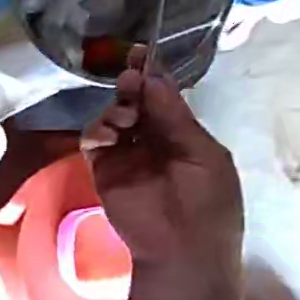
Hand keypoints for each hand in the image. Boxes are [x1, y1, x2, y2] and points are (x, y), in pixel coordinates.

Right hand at [81, 49, 242, 274]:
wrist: (179, 246)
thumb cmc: (205, 201)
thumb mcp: (200, 152)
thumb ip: (173, 116)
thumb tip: (150, 77)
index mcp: (184, 134)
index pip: (164, 97)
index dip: (153, 75)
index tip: (140, 52)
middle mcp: (153, 140)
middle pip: (135, 103)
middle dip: (131, 88)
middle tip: (128, 79)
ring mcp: (126, 155)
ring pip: (112, 118)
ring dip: (116, 110)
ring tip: (123, 118)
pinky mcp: (103, 169)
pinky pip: (94, 140)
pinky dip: (97, 131)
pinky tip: (108, 134)